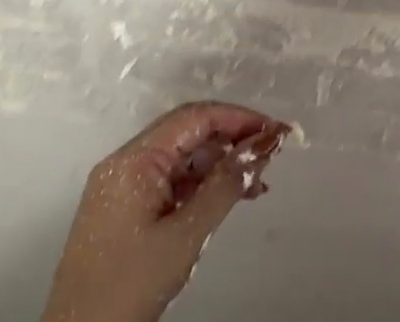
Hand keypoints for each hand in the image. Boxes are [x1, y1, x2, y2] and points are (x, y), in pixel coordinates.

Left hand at [41, 102, 289, 321]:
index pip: (195, 118)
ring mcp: (123, 187)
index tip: (277, 132)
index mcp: (134, 161)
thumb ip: (226, 183)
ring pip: (182, 158)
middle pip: (188, 133)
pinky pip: (171, 182)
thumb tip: (265, 143)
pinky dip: (202, 186)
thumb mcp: (187, 233)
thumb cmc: (131, 282)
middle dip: (232, 139)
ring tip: (257, 184)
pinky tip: (228, 200)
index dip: (239, 118)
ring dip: (220, 165)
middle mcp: (125, 164)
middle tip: (271, 155)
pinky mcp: (125, 210)